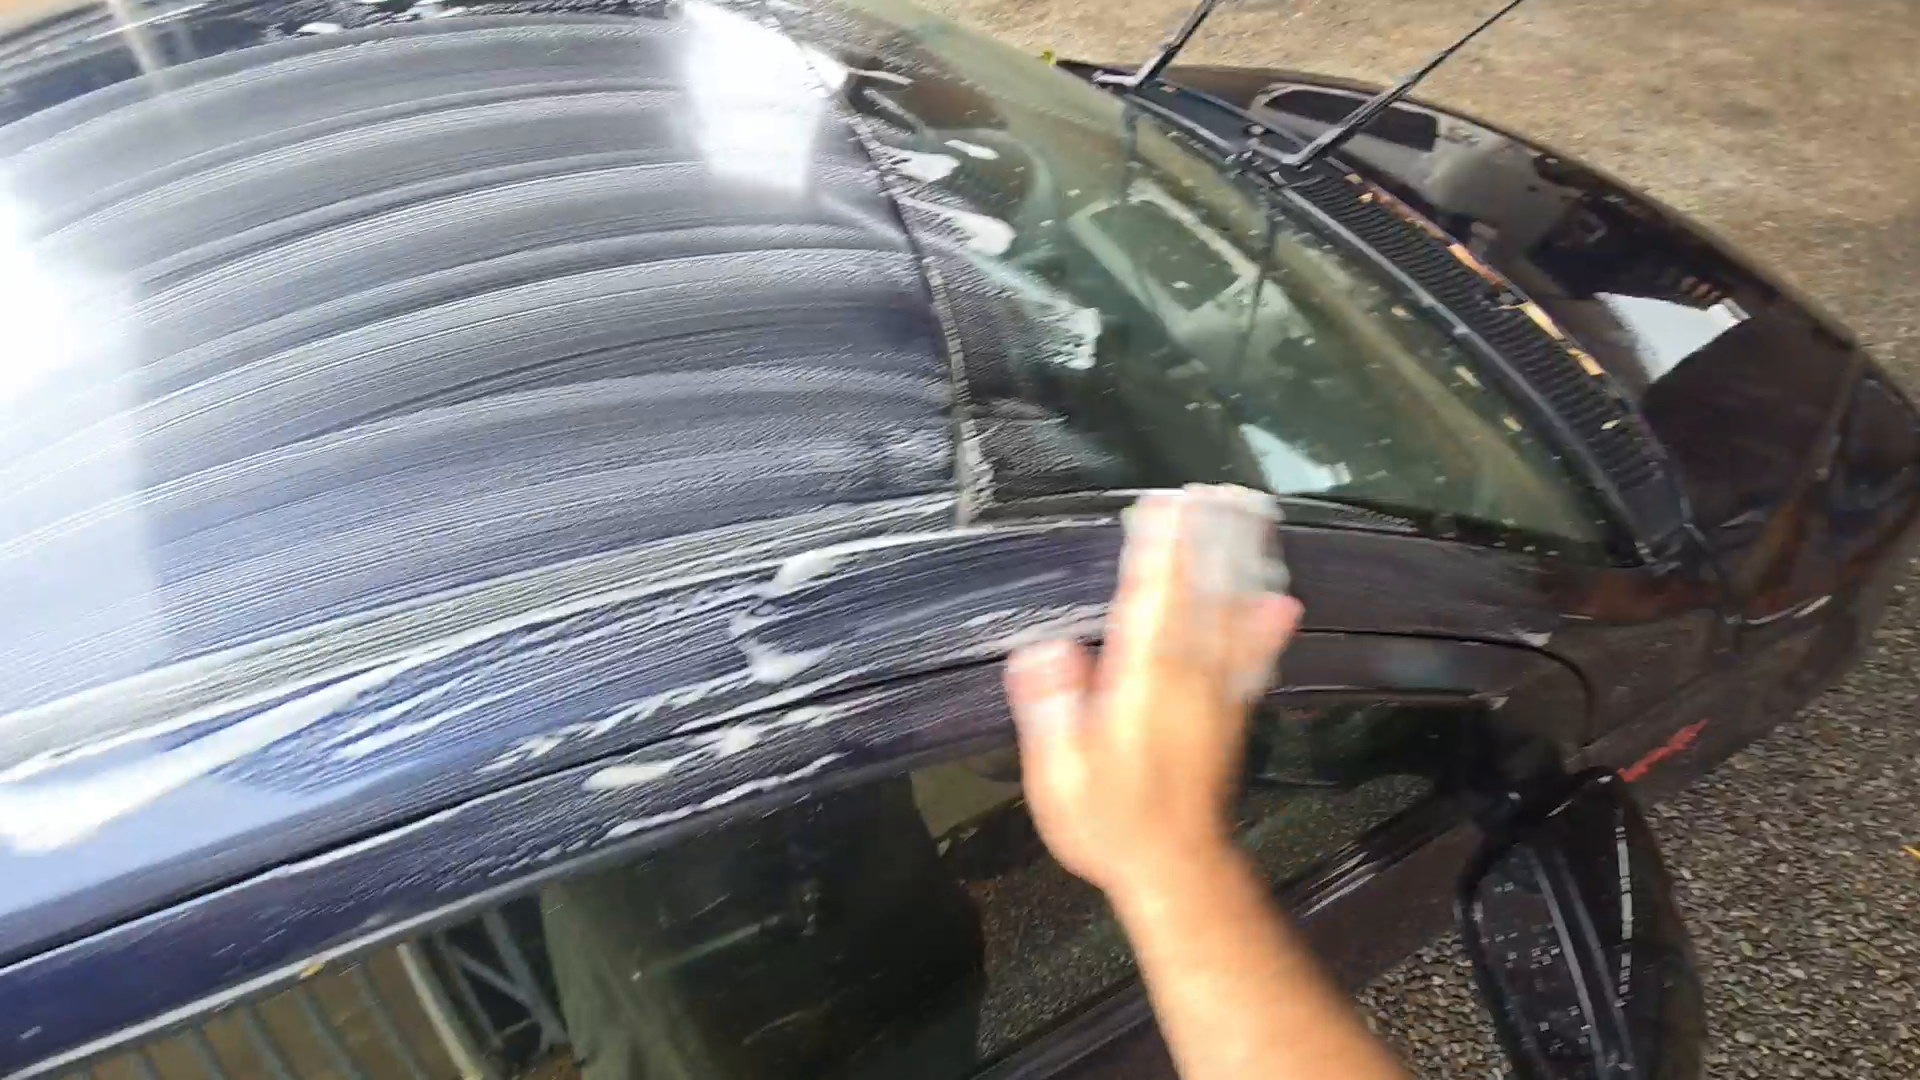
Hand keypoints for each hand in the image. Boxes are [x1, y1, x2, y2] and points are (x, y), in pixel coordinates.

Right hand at [1004, 486, 1302, 902]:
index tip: (1161, 507)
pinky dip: (1266, 626)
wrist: (1172, 865)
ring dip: (1237, 566)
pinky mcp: (1229, 710)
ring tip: (1248, 520)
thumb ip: (1051, 708)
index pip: (1146, 603)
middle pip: (1196, 596)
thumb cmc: (1108, 819)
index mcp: (1140, 685)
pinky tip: (1282, 601)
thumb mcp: (1058, 772)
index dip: (1155, 552)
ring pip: (1229, 616)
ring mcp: (1214, 693)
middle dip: (1202, 541)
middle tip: (1211, 492)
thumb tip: (1044, 649)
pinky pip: (1251, 660)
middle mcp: (1185, 678)